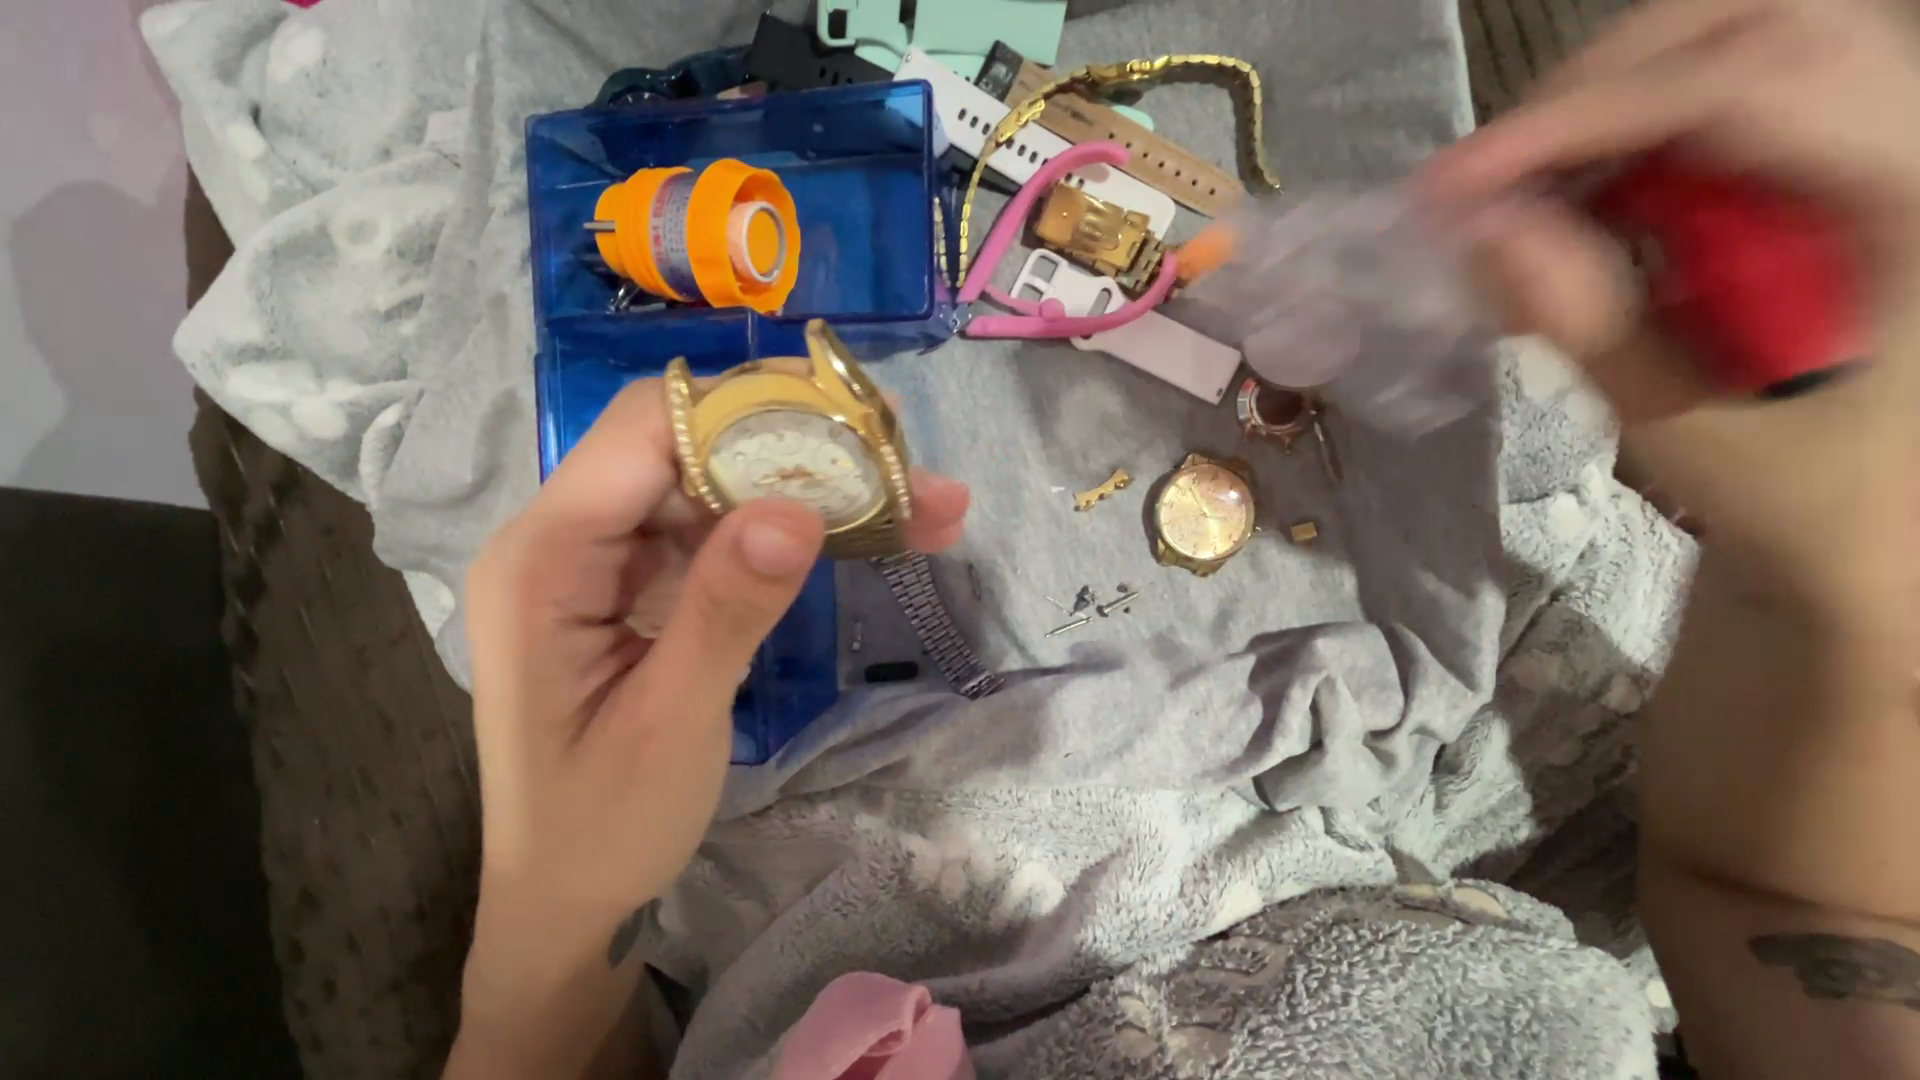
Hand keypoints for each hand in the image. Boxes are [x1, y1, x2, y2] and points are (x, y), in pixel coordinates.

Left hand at [452, 379, 967, 1074]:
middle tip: (904, 461)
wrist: (569, 897)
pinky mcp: (647, 586)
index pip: (644, 432)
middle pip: (690, 449)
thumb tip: (794, 510)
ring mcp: (611, 561)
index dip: (745, 410)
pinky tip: (872, 536)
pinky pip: (725, 534)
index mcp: (543, 559)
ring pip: (721, 488)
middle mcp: (570, 538)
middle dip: (800, 450)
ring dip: (815, 491)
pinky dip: (797, 532)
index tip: (850, 420)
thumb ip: (724, 610)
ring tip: (919, 503)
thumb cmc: (602, 824)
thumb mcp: (671, 723)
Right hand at [1419, 0, 1919, 605]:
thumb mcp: (1679, 423)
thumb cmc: (1795, 493)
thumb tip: (1480, 230)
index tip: (1456, 181)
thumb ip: (1583, 322)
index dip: (1585, 116)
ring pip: (1757, 37)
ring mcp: (1897, 142)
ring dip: (1616, 100)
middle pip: (1768, 20)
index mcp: (1917, 206)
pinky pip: (1743, 95)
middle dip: (1602, 81)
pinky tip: (1579, 199)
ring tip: (1526, 186)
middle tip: (1492, 171)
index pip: (1750, 90)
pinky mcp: (1852, 161)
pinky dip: (1638, 132)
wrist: (1877, 523)